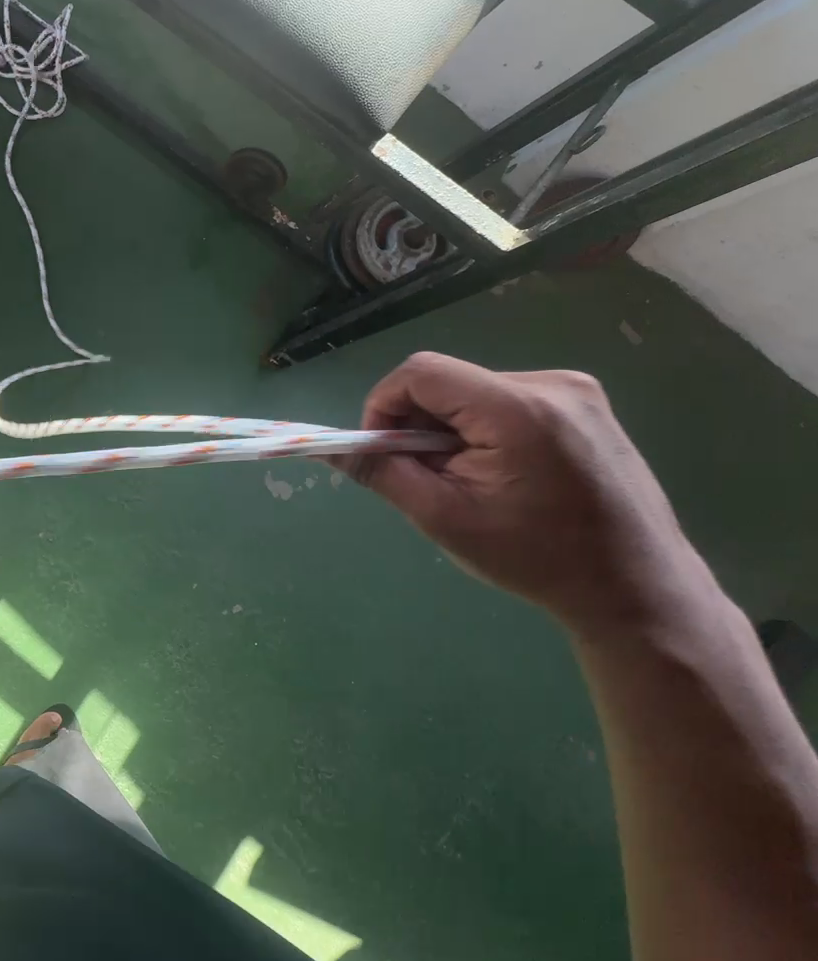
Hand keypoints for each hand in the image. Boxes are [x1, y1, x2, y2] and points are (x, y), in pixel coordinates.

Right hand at [341, 353, 709, 630]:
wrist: (635, 586)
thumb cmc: (533, 556)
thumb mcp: (440, 516)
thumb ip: (380, 471)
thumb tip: (325, 448)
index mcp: (518, 409)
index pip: (420, 373)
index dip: (383, 406)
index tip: (383, 452)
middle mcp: (552, 385)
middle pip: (446, 382)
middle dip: (417, 425)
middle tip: (426, 477)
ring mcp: (576, 392)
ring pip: (472, 392)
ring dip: (448, 430)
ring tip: (465, 481)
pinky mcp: (586, 407)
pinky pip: (504, 401)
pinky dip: (480, 430)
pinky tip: (499, 474)